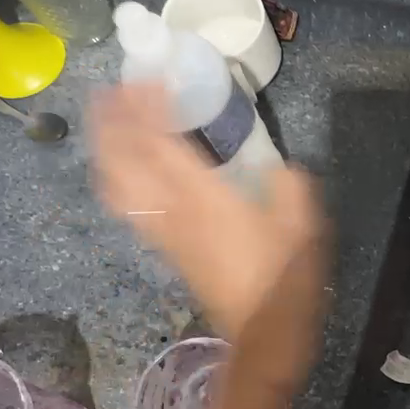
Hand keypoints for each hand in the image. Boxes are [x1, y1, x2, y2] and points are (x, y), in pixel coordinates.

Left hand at [88, 83, 329, 388]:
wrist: (264, 332)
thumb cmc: (285, 278)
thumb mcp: (303, 226)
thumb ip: (290, 187)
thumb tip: (280, 168)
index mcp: (204, 197)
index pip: (160, 140)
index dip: (147, 105)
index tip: (146, 76)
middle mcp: (172, 209)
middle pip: (122, 158)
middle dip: (110, 121)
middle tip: (111, 90)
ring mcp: (163, 231)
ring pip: (116, 182)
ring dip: (106, 147)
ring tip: (109, 123)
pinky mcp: (166, 248)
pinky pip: (128, 204)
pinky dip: (118, 176)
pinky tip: (127, 168)